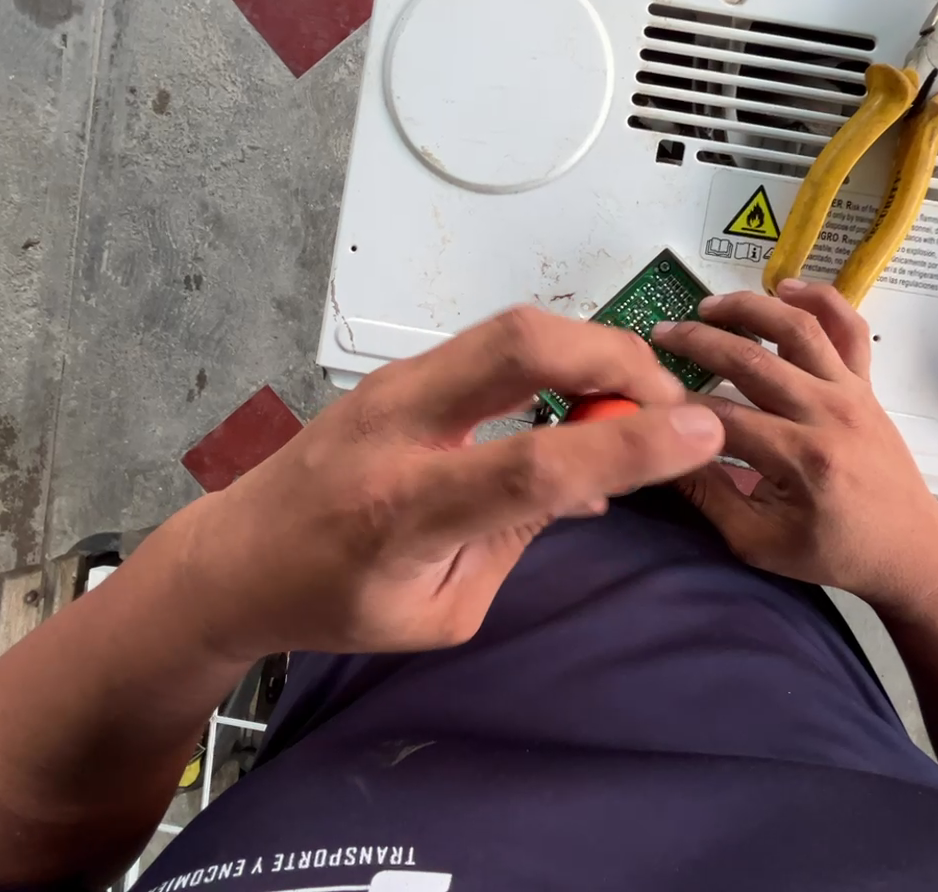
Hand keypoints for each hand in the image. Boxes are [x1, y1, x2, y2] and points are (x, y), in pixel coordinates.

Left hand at [159, 306, 725, 662]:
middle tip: (666, 398)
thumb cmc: (331, 602)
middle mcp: (399, 424)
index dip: (628, 443)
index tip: (700, 431)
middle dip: (616, 355)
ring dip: (589, 348)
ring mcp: (395, 384)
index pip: (535, 465)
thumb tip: (594, 485)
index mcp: (404, 510)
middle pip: (521, 345)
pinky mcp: (399, 370)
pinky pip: (493, 343)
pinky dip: (553, 356)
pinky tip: (575, 392)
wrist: (237, 554)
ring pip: (511, 328)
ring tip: (631, 394)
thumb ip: (518, 537)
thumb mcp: (440, 609)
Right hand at [650, 279, 937, 615]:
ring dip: (749, 307)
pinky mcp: (866, 384)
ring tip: (708, 306)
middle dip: (697, 342)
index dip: (675, 405)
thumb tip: (662, 453)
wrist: (910, 550)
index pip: (720, 417)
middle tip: (660, 336)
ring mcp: (852, 392)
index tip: (645, 395)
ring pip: (797, 327)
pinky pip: (849, 328)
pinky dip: (821, 299)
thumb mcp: (757, 541)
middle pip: (750, 359)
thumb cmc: (831, 552)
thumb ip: (709, 496)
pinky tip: (786, 286)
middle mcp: (828, 413)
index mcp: (801, 458)